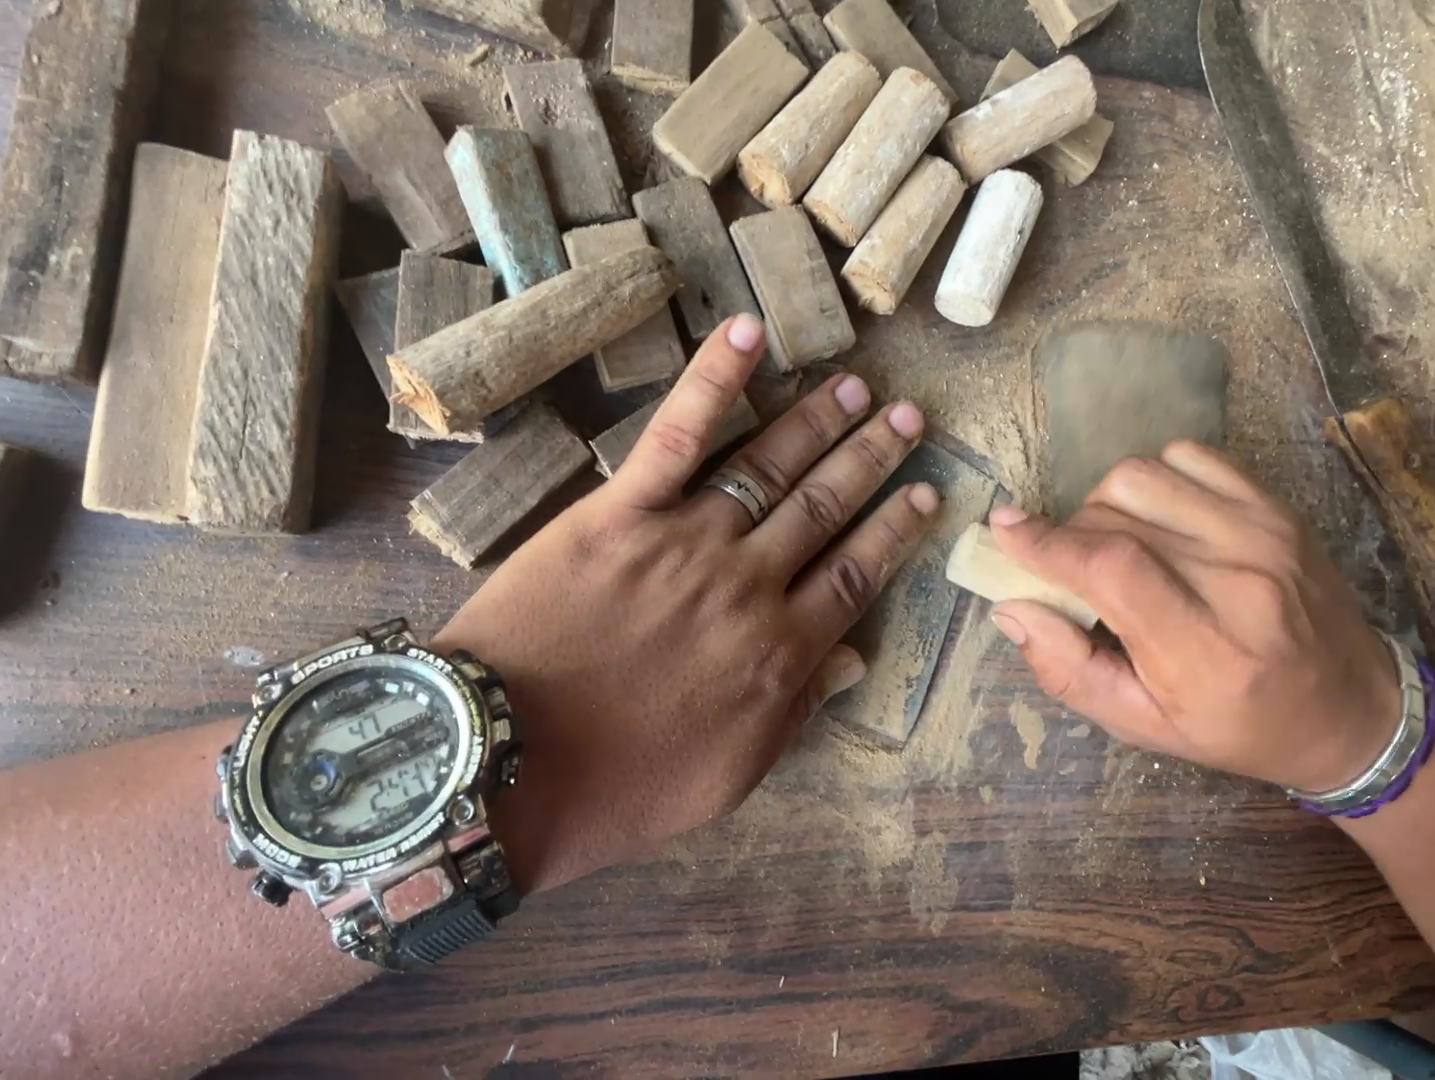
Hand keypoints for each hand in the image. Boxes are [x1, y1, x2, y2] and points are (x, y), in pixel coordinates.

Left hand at [436, 316, 939, 892]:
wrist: (506, 768)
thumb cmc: (621, 784)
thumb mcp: (730, 773)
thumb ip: (796, 709)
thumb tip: (853, 657)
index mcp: (778, 651)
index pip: (857, 575)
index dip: (896, 530)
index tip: (927, 493)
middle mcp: (748, 584)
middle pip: (826, 507)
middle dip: (872, 458)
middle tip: (908, 416)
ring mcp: (686, 540)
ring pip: (770, 466)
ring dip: (819, 420)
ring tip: (855, 385)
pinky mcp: (620, 512)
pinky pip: (677, 435)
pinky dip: (716, 378)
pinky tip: (748, 331)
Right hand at [986, 440, 1401, 792]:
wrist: (1353, 709)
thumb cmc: (1237, 727)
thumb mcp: (1142, 725)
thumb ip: (1068, 669)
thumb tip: (1010, 606)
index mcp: (1206, 650)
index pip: (1111, 567)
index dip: (1046, 542)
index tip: (1003, 530)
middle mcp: (1240, 580)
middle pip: (1114, 517)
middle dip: (1069, 537)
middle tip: (1073, 574)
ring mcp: (1265, 533)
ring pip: (1140, 476)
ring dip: (1104, 505)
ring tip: (1115, 544)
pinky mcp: (1276, 506)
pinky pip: (1185, 456)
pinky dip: (1152, 479)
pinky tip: (1157, 518)